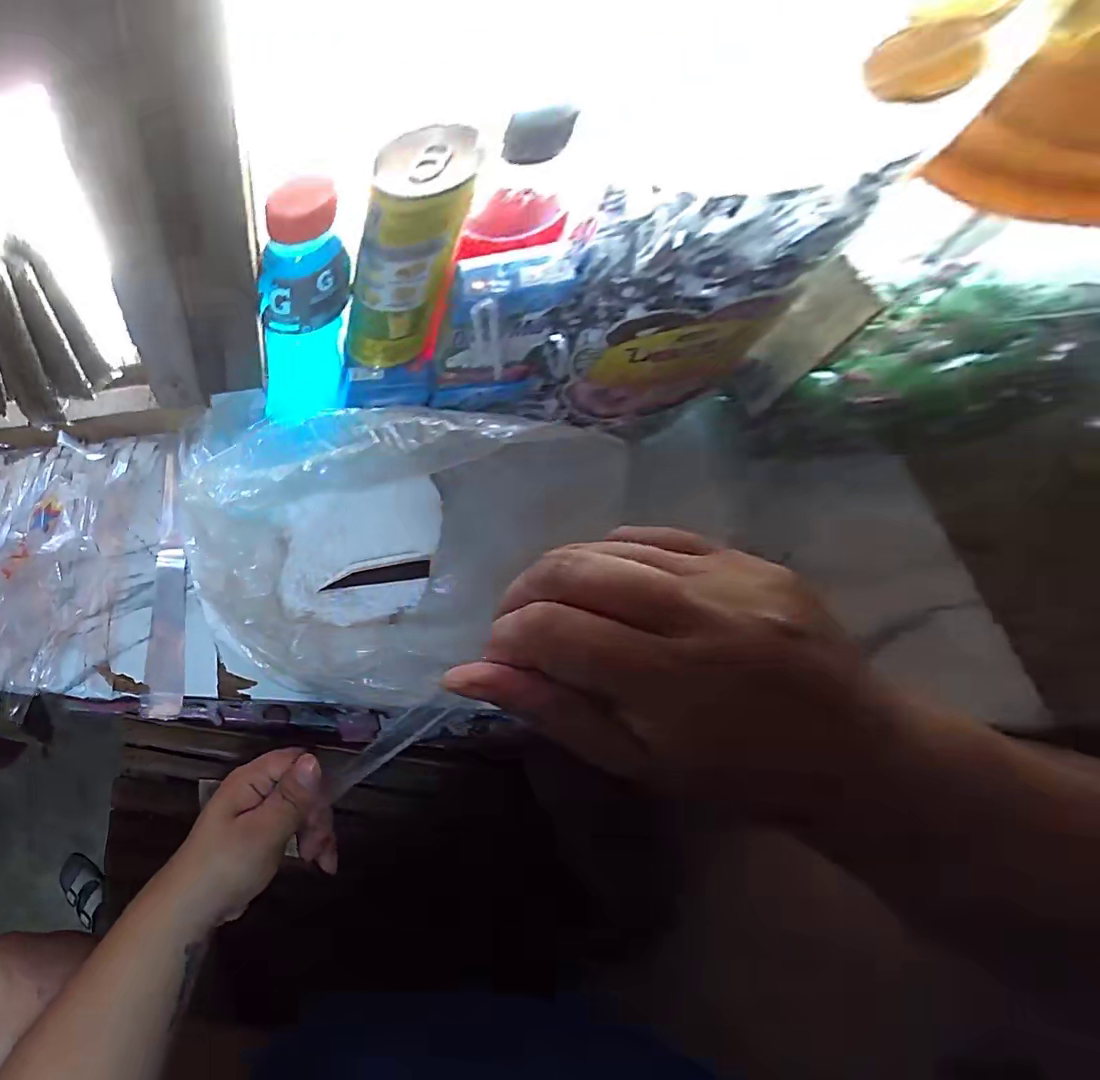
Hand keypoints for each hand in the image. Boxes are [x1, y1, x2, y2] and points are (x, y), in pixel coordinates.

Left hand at [154, 749, 336, 930]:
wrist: (195, 903)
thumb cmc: (228, 865)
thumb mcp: (264, 832)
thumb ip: (291, 797)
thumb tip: (314, 759)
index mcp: (250, 778)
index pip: (296, 760)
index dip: (316, 784)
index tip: (322, 817)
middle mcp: (253, 787)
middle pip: (301, 786)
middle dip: (317, 816)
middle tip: (316, 849)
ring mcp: (256, 810)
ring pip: (300, 808)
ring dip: (316, 832)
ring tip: (320, 862)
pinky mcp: (259, 831)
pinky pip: (291, 826)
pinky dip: (307, 842)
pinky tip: (318, 863)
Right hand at [443, 526, 909, 816]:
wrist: (865, 757)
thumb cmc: (734, 776)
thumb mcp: (629, 760)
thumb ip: (544, 708)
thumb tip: (459, 675)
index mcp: (673, 680)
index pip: (548, 630)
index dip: (505, 640)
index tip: (503, 663)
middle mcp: (702, 615)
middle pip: (566, 571)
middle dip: (518, 596)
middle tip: (517, 630)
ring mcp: (733, 578)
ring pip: (599, 546)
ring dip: (554, 574)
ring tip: (555, 608)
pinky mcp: (751, 559)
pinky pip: (647, 535)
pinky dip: (603, 555)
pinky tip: (601, 586)